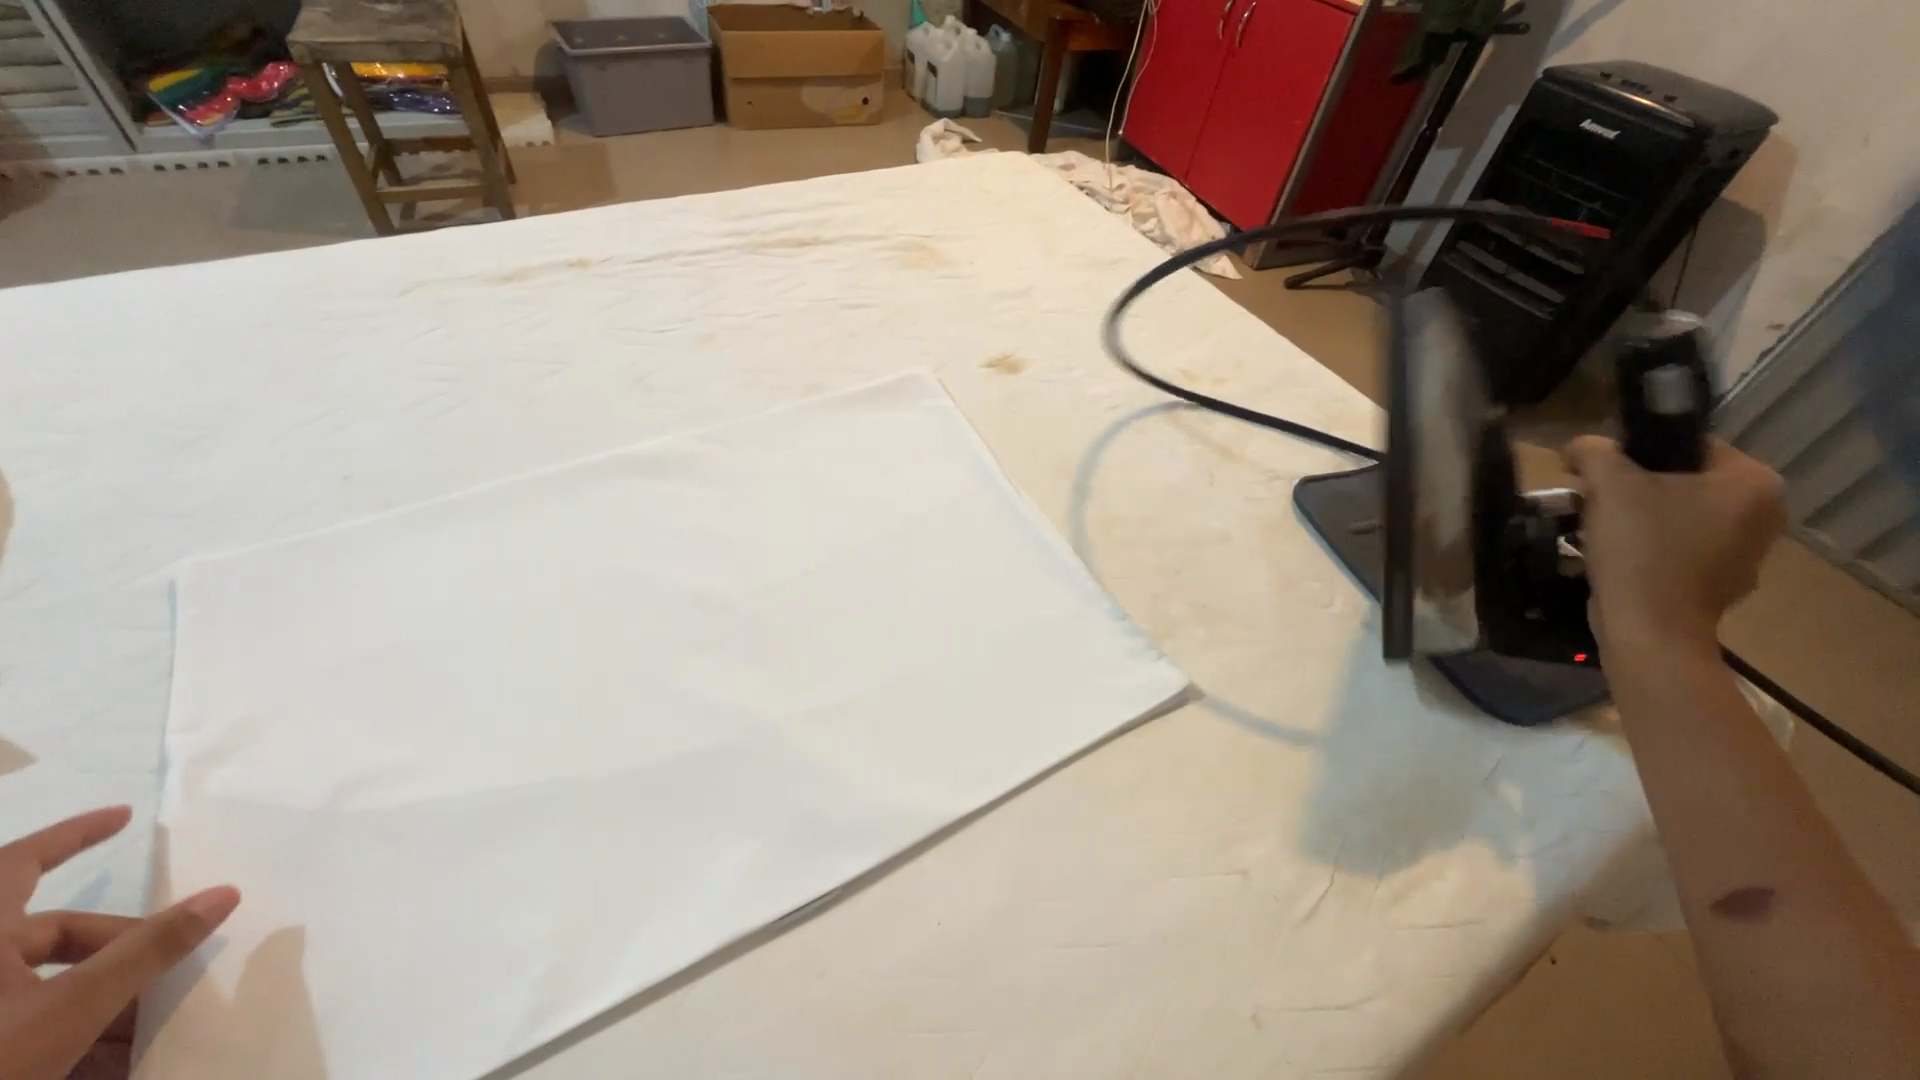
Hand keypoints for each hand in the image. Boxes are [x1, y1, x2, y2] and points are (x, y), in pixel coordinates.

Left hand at [0, 806, 238, 1079]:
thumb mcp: (74, 1006)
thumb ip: (152, 947)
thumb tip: (225, 893)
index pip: (25, 861)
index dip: (76, 835)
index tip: (126, 818)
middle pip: (52, 934)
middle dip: (117, 949)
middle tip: (170, 966)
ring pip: (39, 984)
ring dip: (97, 1002)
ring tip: (143, 1031)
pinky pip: (23, 1021)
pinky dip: (67, 1033)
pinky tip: (107, 1062)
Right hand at [1565, 435, 1787, 649]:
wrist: (1650, 629)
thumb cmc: (1640, 549)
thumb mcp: (1608, 485)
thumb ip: (1594, 452)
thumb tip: (1581, 447)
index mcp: (1752, 481)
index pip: (1689, 444)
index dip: (1635, 452)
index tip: (1597, 471)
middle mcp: (1766, 513)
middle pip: (1685, 482)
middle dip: (1636, 488)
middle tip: (1593, 500)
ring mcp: (1750, 552)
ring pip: (1682, 516)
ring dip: (1642, 518)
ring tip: (1599, 530)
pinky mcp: (1725, 583)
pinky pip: (1683, 549)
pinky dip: (1653, 548)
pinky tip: (1621, 559)